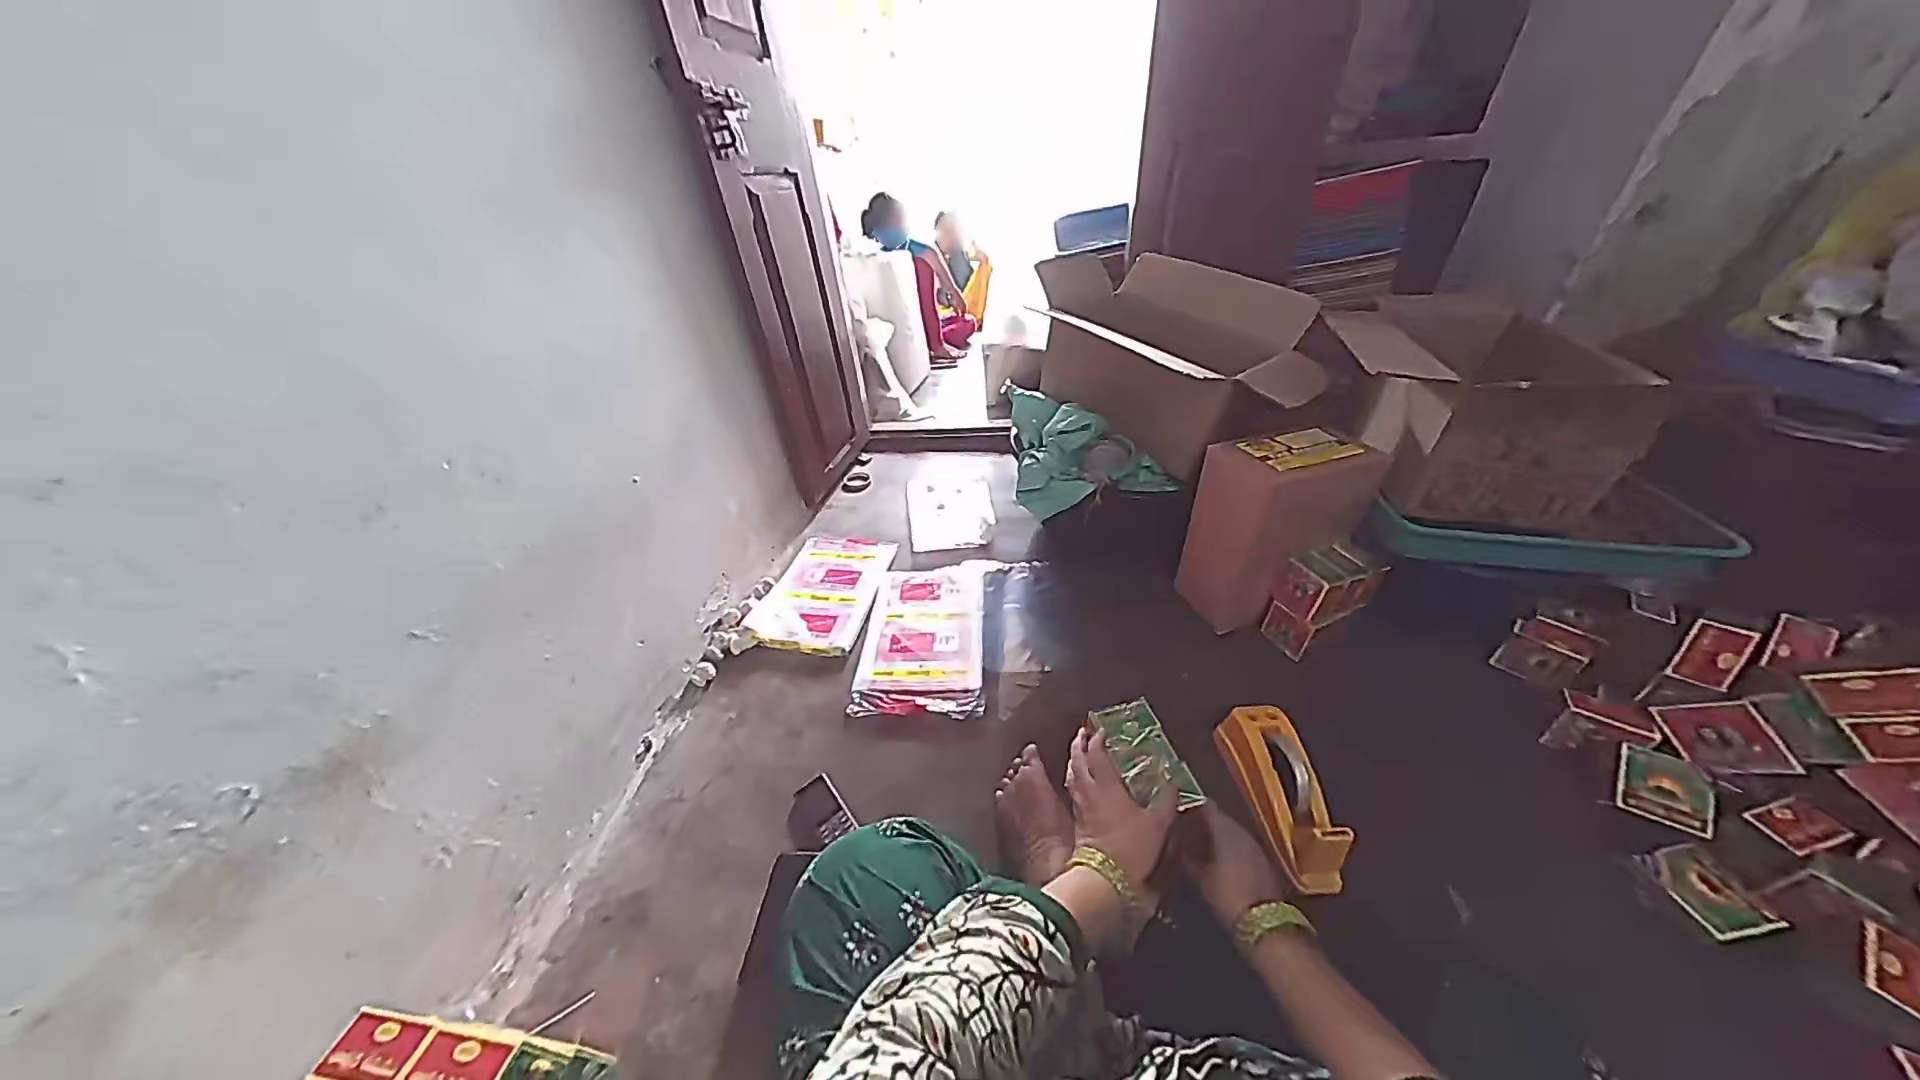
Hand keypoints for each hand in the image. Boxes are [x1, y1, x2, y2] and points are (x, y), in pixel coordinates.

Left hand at [1064, 729, 1177, 886]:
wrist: (1104, 877)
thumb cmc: (1131, 846)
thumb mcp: (1158, 824)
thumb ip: (1166, 801)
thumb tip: (1173, 783)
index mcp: (1106, 785)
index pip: (1096, 755)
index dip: (1097, 741)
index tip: (1100, 730)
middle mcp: (1088, 790)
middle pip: (1077, 760)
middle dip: (1079, 744)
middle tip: (1083, 734)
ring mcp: (1080, 805)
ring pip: (1071, 774)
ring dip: (1074, 760)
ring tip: (1078, 753)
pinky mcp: (1077, 819)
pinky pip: (1072, 790)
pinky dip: (1074, 778)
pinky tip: (1080, 783)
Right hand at [1182, 805, 1287, 928]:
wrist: (1264, 924)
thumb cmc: (1225, 896)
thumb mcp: (1197, 877)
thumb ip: (1185, 853)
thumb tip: (1175, 840)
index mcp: (1223, 829)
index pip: (1203, 806)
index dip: (1188, 808)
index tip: (1176, 815)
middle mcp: (1241, 830)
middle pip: (1219, 817)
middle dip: (1202, 823)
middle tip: (1186, 833)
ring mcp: (1255, 844)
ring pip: (1231, 830)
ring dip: (1217, 835)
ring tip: (1201, 847)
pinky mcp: (1264, 859)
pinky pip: (1242, 844)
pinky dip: (1230, 847)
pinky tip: (1221, 860)